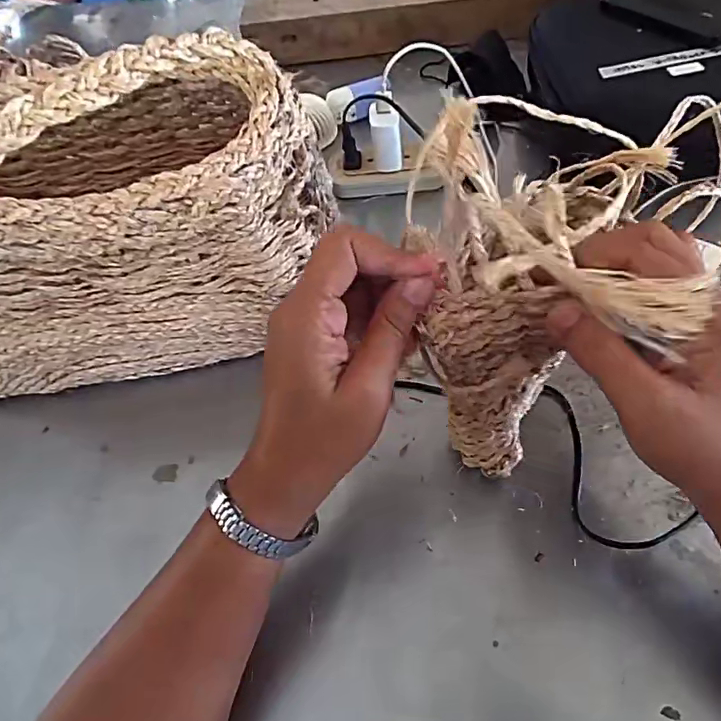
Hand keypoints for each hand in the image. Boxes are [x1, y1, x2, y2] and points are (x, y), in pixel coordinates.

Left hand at [228, 226, 440, 537]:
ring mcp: (304, 319)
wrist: (285, 473)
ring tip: (423, 323)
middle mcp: (299, 306)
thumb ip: (394, 327)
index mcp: (306, 313)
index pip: (345, 247)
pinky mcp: (312, 334)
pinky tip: (402, 340)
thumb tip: (424, 279)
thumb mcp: (369, 387)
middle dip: (395, 272)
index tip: (431, 277)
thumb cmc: (325, 441)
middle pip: (349, 259)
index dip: (391, 253)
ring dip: (391, 294)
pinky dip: (378, 314)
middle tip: (435, 299)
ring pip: (353, 281)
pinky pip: (349, 306)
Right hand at [546, 223, 720, 507]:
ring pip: (659, 259)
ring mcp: (709, 311)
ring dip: (616, 266)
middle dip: (602, 253)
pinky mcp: (698, 328)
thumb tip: (555, 309)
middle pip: (656, 243)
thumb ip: (601, 353)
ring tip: (579, 293)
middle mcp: (713, 300)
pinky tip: (604, 313)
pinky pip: (659, 286)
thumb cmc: (698, 449)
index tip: (552, 278)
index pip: (647, 253)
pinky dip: (626, 286)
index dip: (593, 256)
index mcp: (709, 312)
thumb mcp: (643, 406)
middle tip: (562, 283)